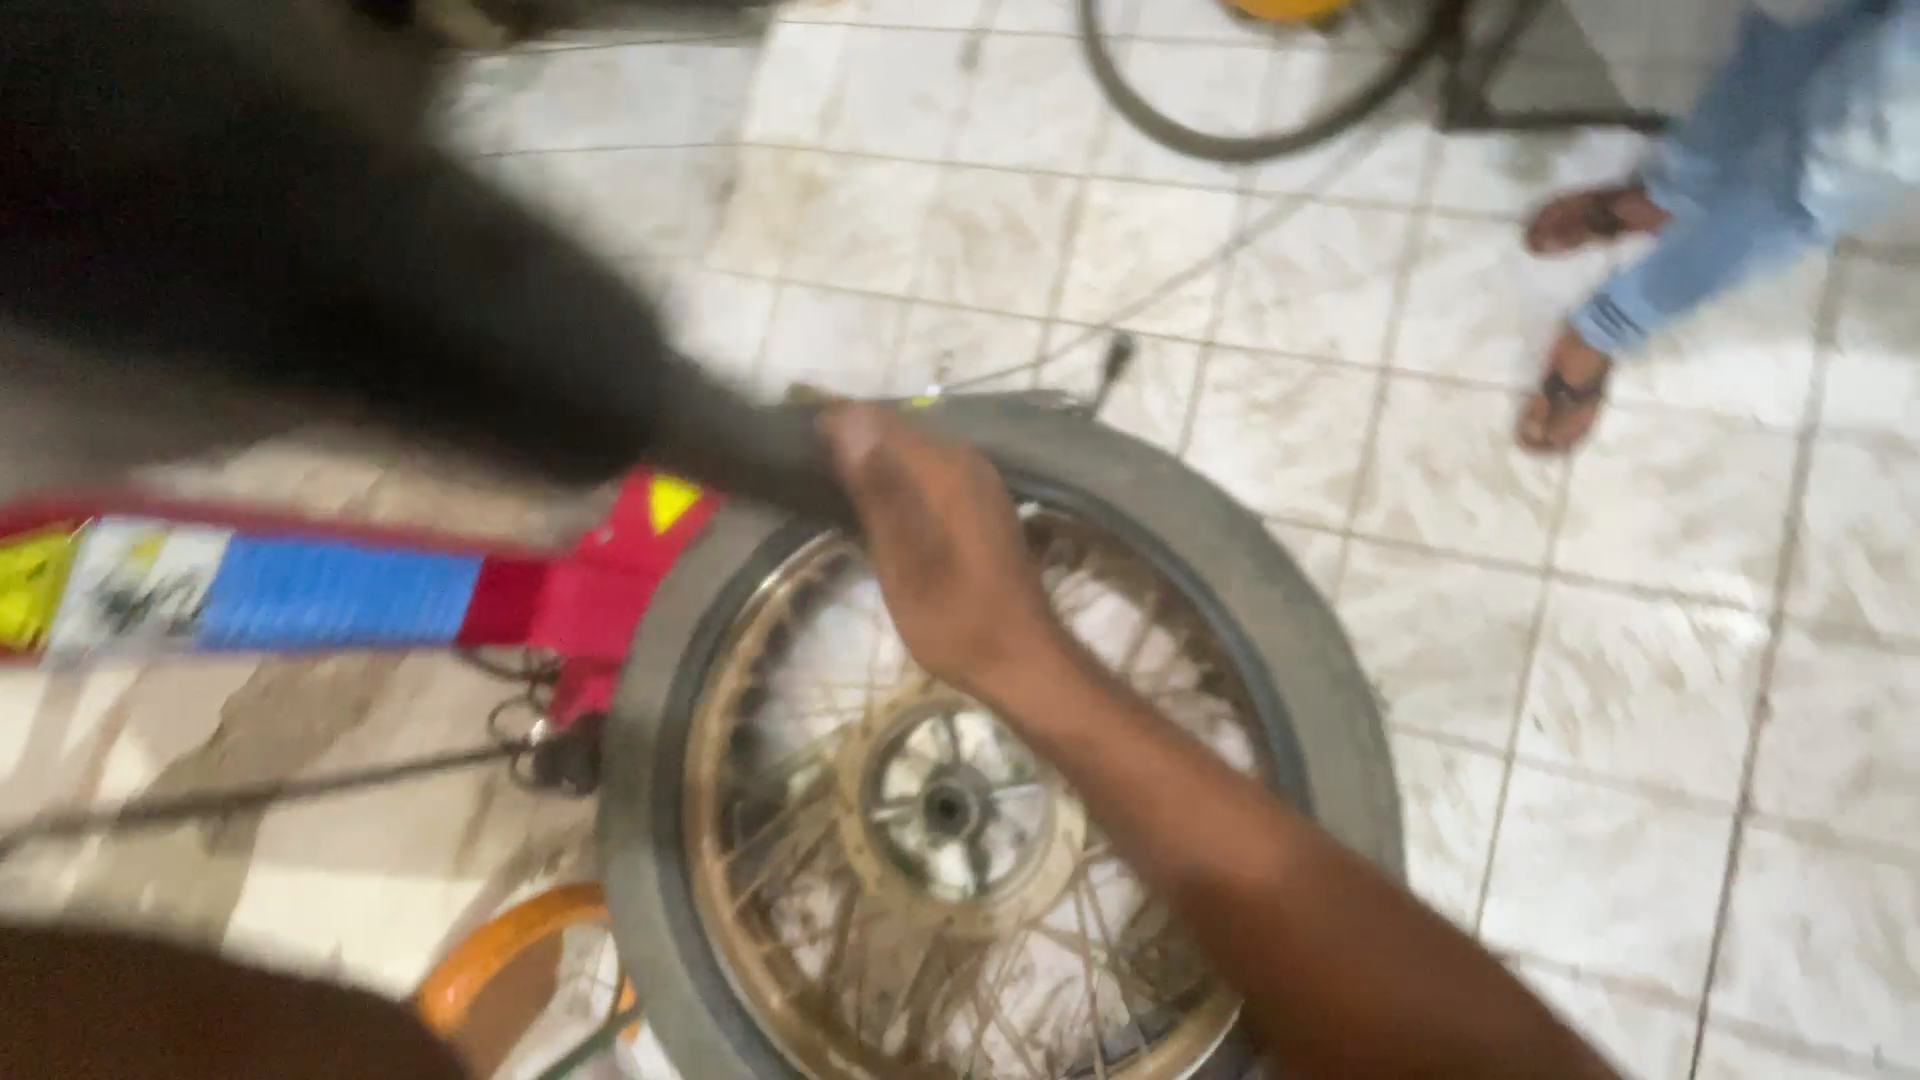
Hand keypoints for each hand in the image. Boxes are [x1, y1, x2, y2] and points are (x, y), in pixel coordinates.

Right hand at [818, 404, 1066, 699]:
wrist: (1021, 658)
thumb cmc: (955, 617)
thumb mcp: (905, 560)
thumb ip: (878, 489)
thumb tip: (849, 420)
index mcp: (946, 468)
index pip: (877, 419)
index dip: (833, 421)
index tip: (792, 440)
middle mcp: (967, 461)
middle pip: (897, 430)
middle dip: (852, 438)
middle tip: (802, 463)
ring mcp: (981, 481)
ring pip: (915, 451)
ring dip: (875, 459)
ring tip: (828, 479)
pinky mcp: (983, 503)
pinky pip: (932, 472)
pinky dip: (900, 478)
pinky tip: (877, 501)